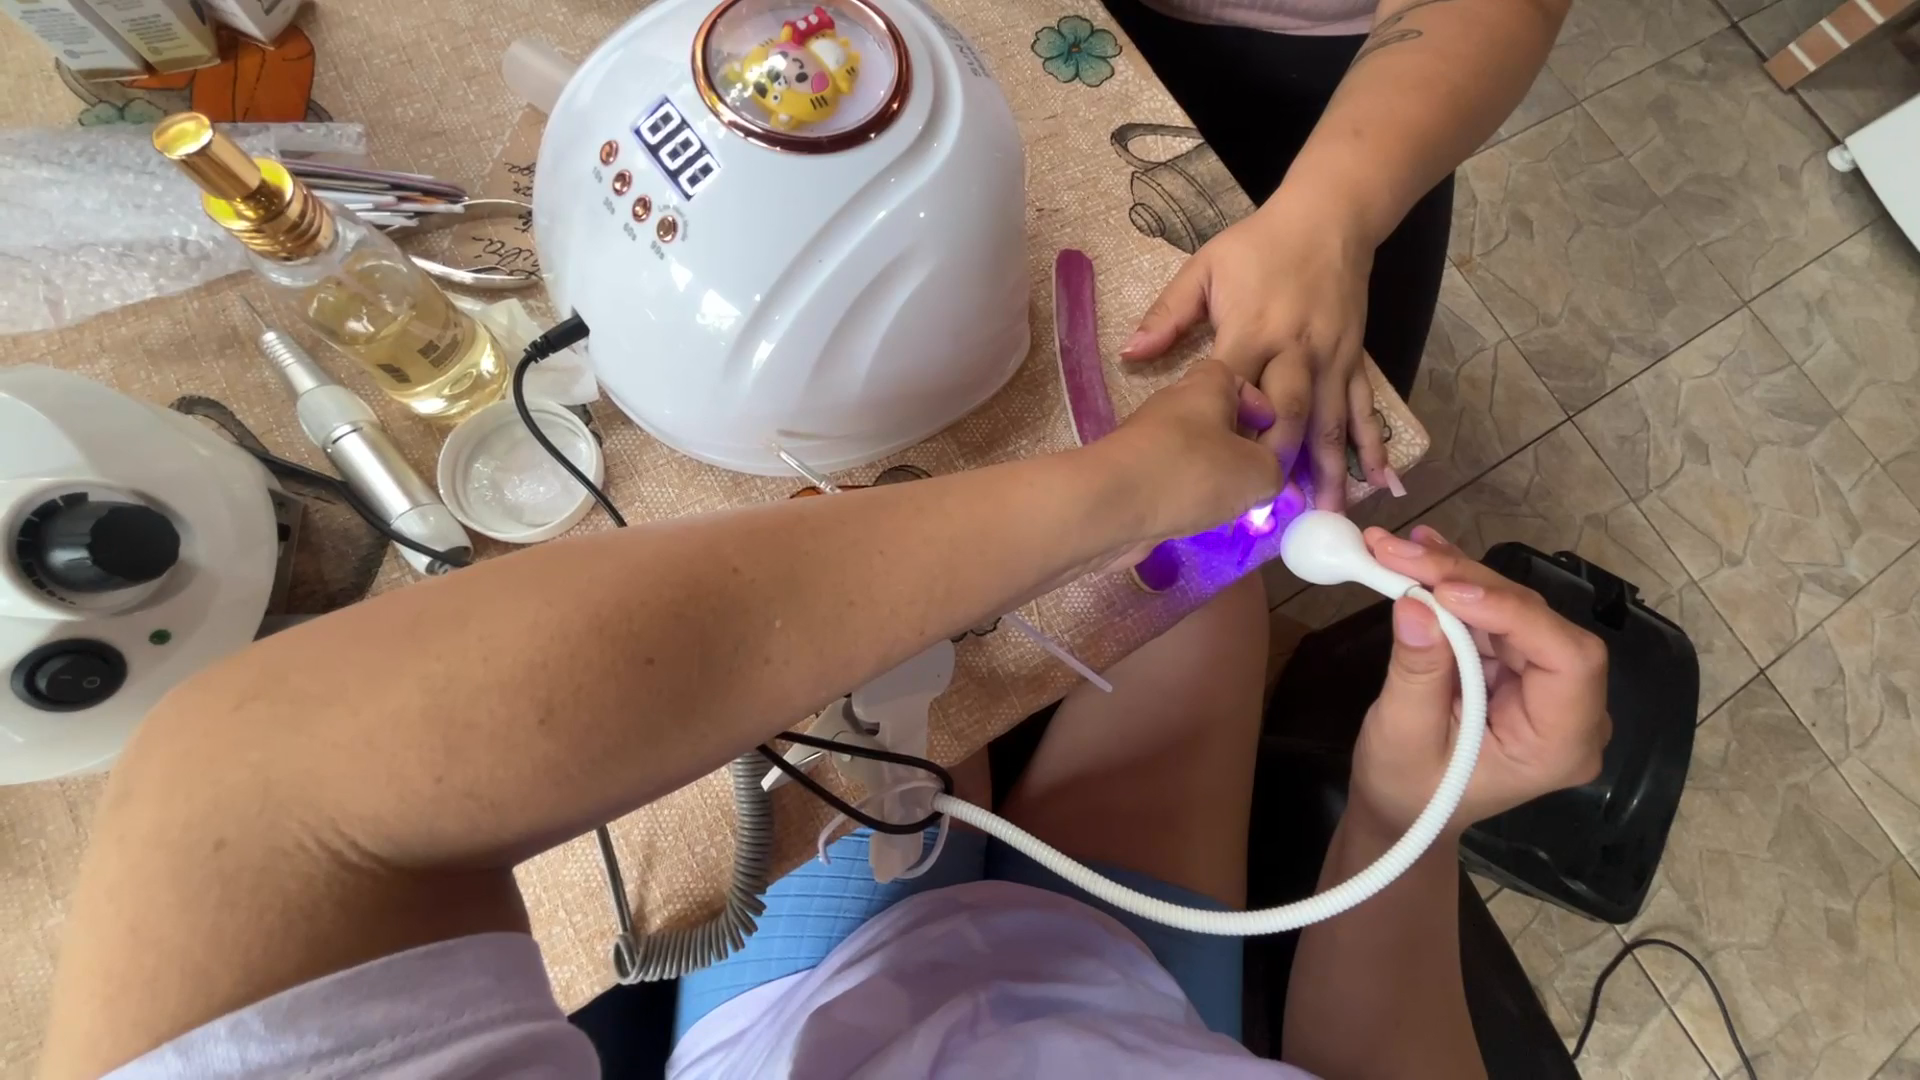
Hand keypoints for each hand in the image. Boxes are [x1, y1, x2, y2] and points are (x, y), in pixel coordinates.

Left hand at [1091, 358, 1282, 544]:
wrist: (1111, 504)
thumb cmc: (1192, 471)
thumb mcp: (1257, 471)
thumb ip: (1273, 471)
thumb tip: (1266, 479)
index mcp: (1205, 385)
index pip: (1237, 379)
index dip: (1261, 405)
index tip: (1274, 437)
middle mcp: (1173, 406)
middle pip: (1216, 421)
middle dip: (1242, 452)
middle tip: (1264, 485)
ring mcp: (1147, 442)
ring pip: (1194, 456)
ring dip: (1217, 481)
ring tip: (1240, 511)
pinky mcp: (1131, 476)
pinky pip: (1171, 484)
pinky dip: (1189, 501)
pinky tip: (1204, 523)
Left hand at [1121, 199, 1385, 510]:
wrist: (1332, 214)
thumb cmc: (1257, 244)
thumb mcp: (1204, 268)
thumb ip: (1168, 314)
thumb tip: (1130, 352)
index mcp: (1253, 331)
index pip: (1238, 390)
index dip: (1228, 431)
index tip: (1214, 475)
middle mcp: (1297, 350)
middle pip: (1290, 413)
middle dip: (1283, 462)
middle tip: (1278, 512)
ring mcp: (1332, 357)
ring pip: (1332, 420)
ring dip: (1330, 470)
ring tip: (1328, 515)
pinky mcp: (1355, 358)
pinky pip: (1364, 406)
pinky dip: (1371, 443)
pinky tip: (1377, 479)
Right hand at [1349, 525, 1610, 832]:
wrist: (1402, 811)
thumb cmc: (1406, 790)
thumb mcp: (1402, 736)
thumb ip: (1417, 672)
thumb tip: (1414, 603)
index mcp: (1559, 742)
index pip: (1567, 661)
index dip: (1513, 615)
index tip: (1444, 592)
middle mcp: (1565, 706)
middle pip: (1533, 623)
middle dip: (1464, 581)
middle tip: (1396, 551)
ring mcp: (1538, 684)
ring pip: (1508, 609)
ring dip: (1449, 573)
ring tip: (1394, 547)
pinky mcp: (1509, 667)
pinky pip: (1486, 616)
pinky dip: (1448, 584)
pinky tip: (1418, 554)